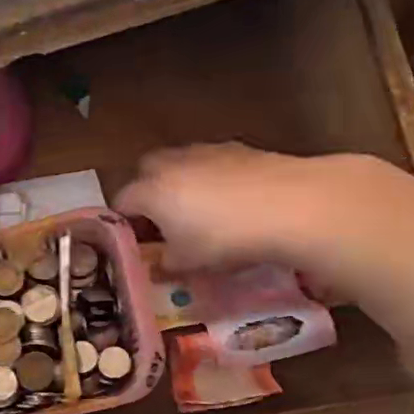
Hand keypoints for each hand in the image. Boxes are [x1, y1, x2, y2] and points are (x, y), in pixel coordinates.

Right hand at [114, 144, 409, 273]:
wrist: (293, 205)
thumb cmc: (224, 238)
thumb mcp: (186, 263)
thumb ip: (165, 263)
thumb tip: (159, 264)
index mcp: (151, 190)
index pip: (120, 202)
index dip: (123, 224)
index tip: (133, 243)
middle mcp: (174, 163)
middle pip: (147, 171)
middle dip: (149, 192)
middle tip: (161, 222)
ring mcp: (210, 151)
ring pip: (182, 164)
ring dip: (182, 183)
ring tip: (198, 213)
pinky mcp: (243, 149)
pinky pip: (214, 163)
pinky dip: (213, 180)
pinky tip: (232, 203)